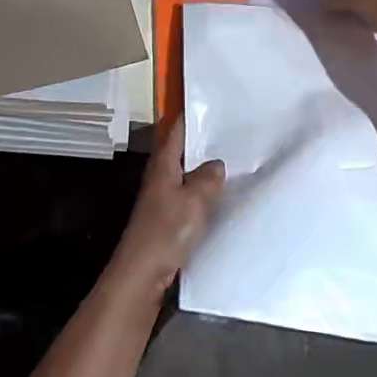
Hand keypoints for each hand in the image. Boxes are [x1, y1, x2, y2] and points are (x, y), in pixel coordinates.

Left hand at [107, 120, 223, 300]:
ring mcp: (162, 197)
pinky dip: (203, 190)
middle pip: (180, 151)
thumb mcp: (193, 201)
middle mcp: (160, 176)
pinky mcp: (167, 217)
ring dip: (203, 167)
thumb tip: (216, 162)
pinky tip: (220, 196)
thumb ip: (206, 179)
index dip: (188, 117)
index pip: (174, 132)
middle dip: (201, 141)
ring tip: (233, 160)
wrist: (143, 271)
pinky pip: (188, 194)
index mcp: (163, 165)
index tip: (210, 105)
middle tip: (232, 132)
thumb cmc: (166, 230)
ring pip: (185, 173)